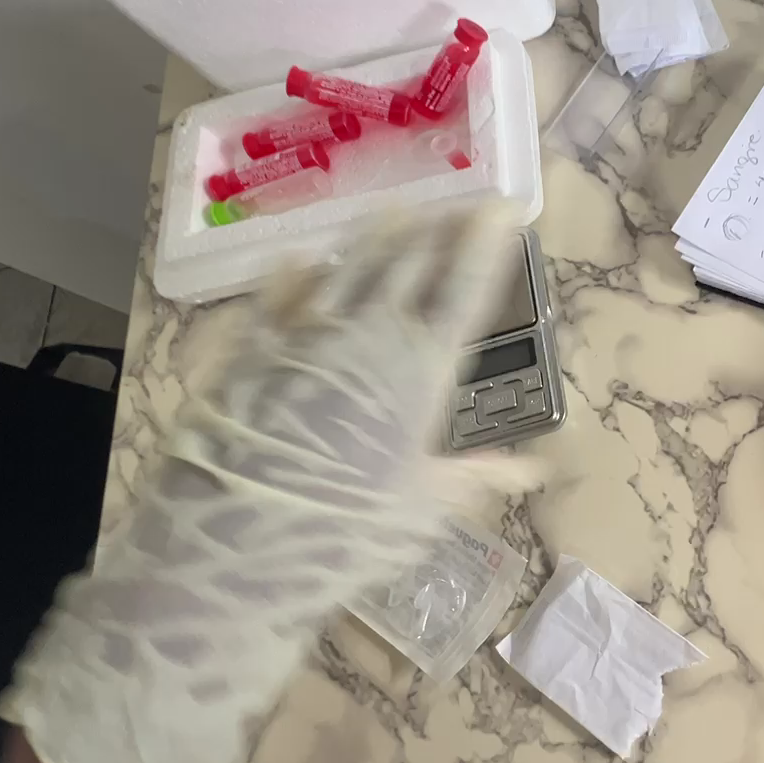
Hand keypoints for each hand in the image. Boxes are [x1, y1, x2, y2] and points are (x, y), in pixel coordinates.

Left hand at [0, 203, 532, 762]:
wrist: (223, 562)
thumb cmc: (343, 535)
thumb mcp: (426, 510)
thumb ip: (482, 476)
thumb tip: (540, 468)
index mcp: (419, 371)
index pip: (464, 290)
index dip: (488, 244)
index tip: (506, 207)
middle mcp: (365, 340)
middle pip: (411, 265)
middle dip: (441, 228)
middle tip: (462, 200)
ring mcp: (301, 342)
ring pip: (349, 269)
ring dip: (377, 237)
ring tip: (400, 207)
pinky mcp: (247, 356)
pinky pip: (274, 301)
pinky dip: (292, 277)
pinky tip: (300, 258)